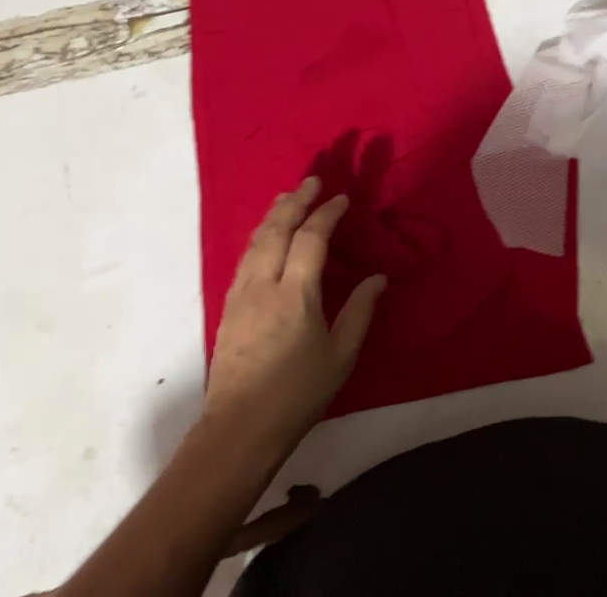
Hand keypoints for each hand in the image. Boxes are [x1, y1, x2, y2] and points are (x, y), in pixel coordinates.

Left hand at [203, 177, 384, 449]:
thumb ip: (360, 311)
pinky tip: (265, 237)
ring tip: (287, 197)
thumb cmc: (298, 394)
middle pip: (277, 230)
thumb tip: (378, 278)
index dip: (327, 214)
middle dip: (296, 201)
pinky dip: (260, 237)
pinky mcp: (228, 308)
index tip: (342, 198)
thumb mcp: (341, 356)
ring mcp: (241, 295)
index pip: (311, 239)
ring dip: (274, 215)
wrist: (240, 427)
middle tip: (312, 180)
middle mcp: (264, 285)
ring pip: (256, 242)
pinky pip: (245, 258)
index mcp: (296, 294)